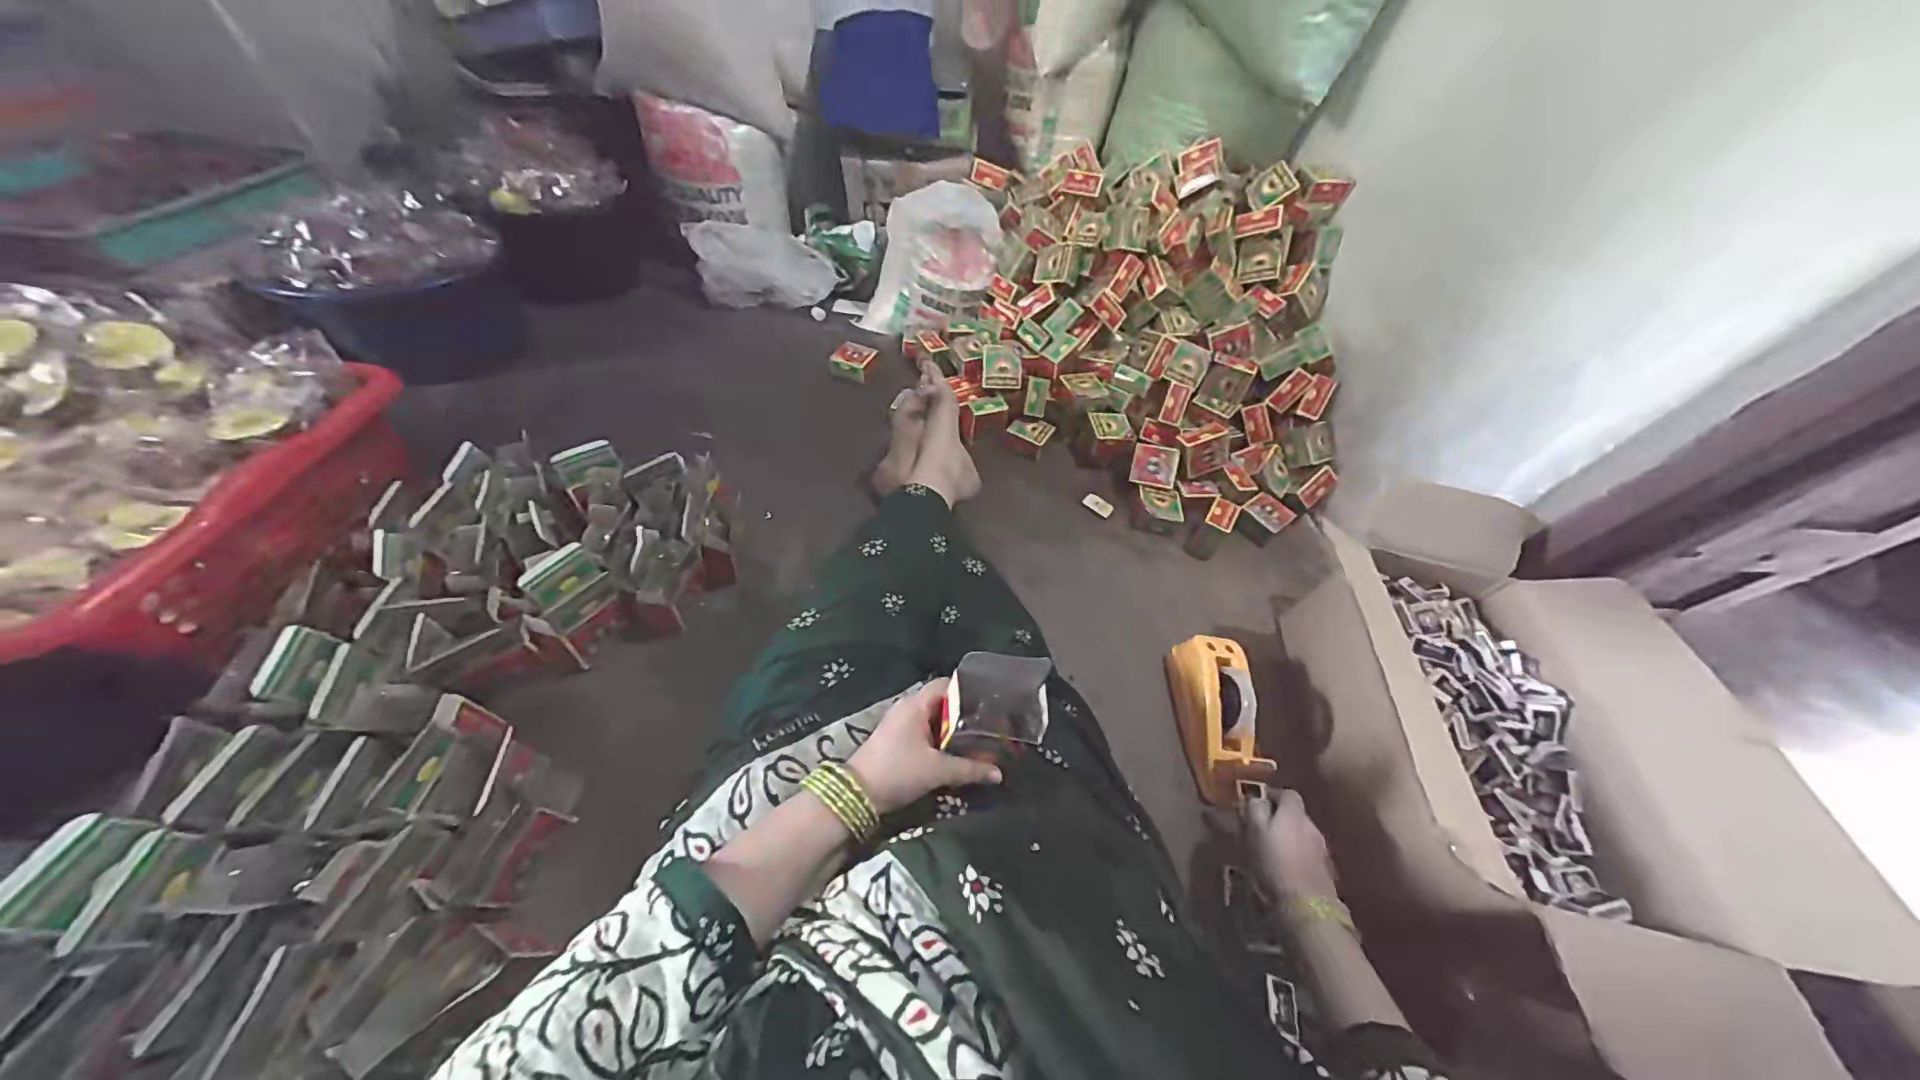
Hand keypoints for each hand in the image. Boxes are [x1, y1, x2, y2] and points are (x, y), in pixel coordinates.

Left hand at [847, 679, 1001, 813]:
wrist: (857, 794)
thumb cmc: (898, 772)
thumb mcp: (937, 771)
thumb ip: (970, 769)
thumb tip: (998, 773)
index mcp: (915, 705)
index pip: (946, 684)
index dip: (968, 691)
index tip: (989, 704)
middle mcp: (907, 708)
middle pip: (942, 702)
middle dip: (964, 714)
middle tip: (988, 726)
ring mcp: (900, 724)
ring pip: (933, 719)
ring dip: (952, 730)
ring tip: (977, 740)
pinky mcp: (897, 740)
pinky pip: (925, 732)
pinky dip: (940, 740)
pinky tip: (956, 753)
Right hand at [1243, 788, 1338, 903]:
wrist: (1305, 905)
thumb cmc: (1273, 862)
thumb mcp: (1254, 831)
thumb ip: (1254, 809)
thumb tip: (1255, 798)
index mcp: (1294, 813)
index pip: (1287, 793)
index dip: (1271, 795)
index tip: (1256, 803)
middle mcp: (1312, 826)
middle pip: (1295, 813)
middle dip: (1279, 817)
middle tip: (1260, 827)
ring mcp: (1322, 849)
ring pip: (1301, 834)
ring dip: (1288, 836)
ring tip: (1271, 849)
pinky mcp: (1326, 870)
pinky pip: (1307, 853)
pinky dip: (1296, 854)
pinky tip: (1285, 866)